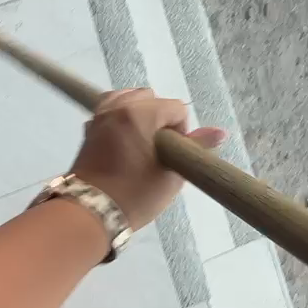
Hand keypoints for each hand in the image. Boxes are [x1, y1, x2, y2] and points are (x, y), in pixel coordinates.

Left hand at [69, 88, 226, 227]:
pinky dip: (120, 117)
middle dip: (160, 118)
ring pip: (126, 98)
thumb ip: (196, 147)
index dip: (182, 130)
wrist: (90, 211)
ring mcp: (98, 116)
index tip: (175, 153)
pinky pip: (108, 109)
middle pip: (149, 97)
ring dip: (139, 113)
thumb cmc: (135, 195)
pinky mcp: (88, 128)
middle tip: (160, 148)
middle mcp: (116, 107)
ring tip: (143, 143)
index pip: (175, 107)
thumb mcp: (171, 174)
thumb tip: (220, 132)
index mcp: (138, 113)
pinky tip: (124, 142)